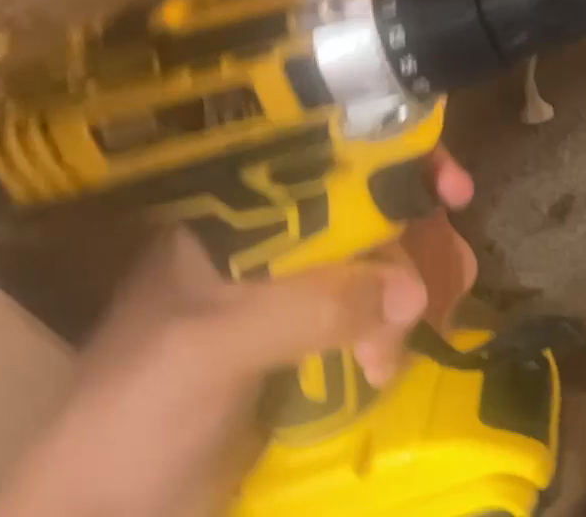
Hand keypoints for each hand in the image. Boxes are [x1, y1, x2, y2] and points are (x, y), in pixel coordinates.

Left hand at [0, 148, 476, 516]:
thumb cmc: (133, 418)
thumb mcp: (211, 352)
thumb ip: (310, 309)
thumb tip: (413, 293)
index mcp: (238, 224)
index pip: (332, 168)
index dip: (396, 167)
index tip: (452, 191)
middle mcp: (276, 247)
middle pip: (377, 215)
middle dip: (413, 253)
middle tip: (433, 300)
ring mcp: (298, 297)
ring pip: (390, 264)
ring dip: (415, 298)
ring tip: (396, 352)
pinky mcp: (318, 343)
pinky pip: (385, 314)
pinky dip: (405, 332)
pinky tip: (392, 365)